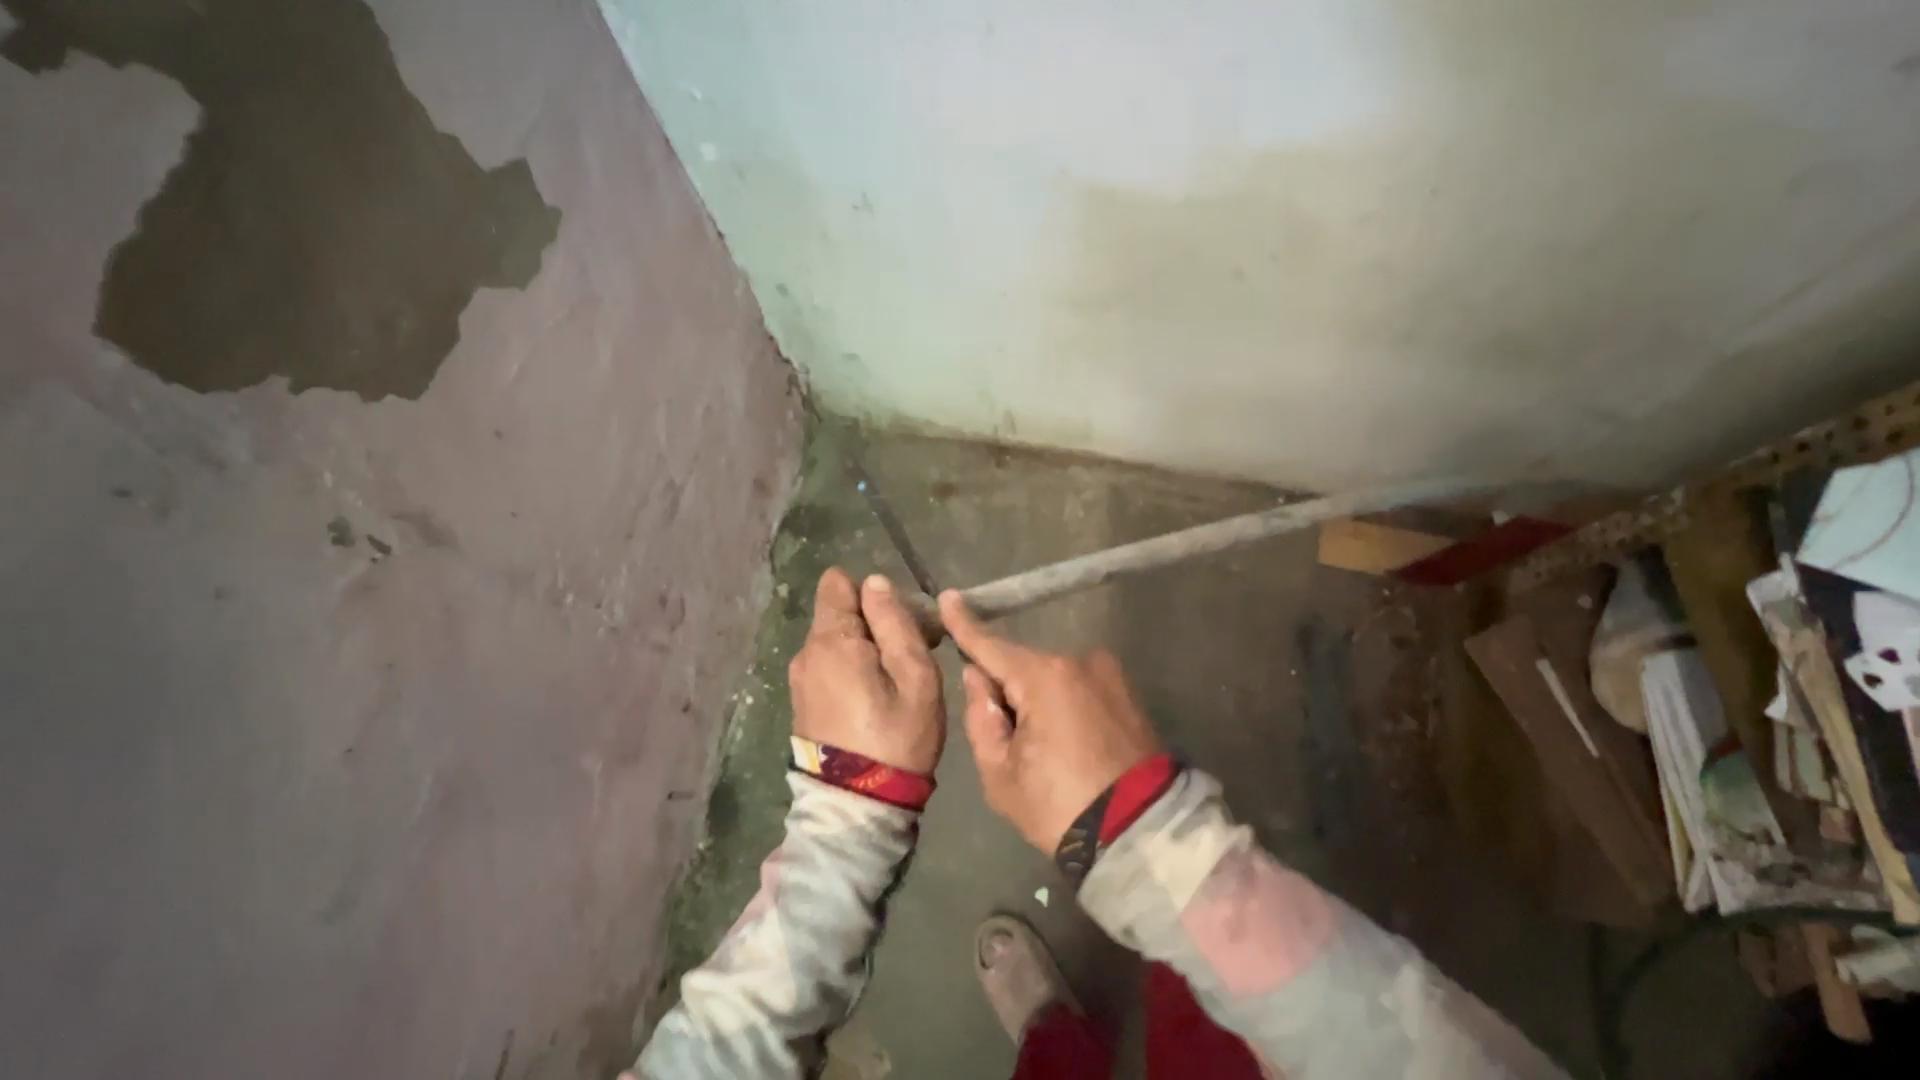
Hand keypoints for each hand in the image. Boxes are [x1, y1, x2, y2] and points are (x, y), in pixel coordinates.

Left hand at [788, 568, 945, 773]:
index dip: (873, 594)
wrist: (857, 805)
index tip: (900, 623)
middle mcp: (805, 653)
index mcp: (830, 640)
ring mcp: (800, 681)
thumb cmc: (896, 737)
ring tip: (896, 685)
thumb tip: (876, 583)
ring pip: (836, 643)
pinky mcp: (802, 704)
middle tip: (910, 657)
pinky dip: (852, 674)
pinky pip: (829, 669)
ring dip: (865, 651)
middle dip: (874, 624)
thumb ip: (895, 623)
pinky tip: (875, 702)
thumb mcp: (915, 676)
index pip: (838, 583)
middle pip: (839, 613)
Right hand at [941, 590, 1160, 851]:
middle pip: (1023, 666)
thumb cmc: (1059, 806)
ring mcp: (1110, 675)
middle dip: (1006, 689)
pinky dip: (1064, 707)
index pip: (992, 646)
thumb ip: (981, 716)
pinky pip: (1079, 689)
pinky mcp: (1128, 693)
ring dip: (1037, 700)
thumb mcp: (1000, 772)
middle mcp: (1079, 661)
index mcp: (1044, 676)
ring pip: (1052, 679)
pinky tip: (1066, 746)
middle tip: (1005, 740)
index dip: (965, 624)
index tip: (947, 597)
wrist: (1140, 833)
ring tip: (1042, 752)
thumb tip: (978, 677)